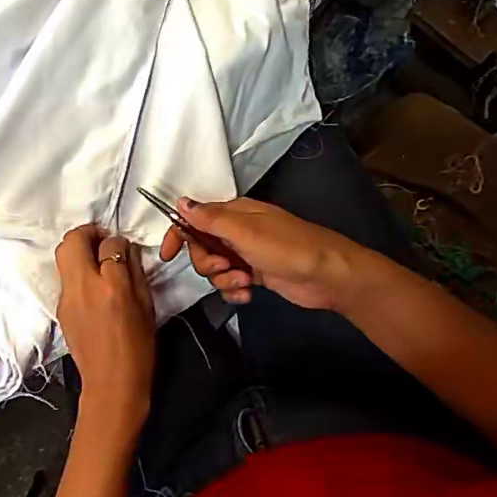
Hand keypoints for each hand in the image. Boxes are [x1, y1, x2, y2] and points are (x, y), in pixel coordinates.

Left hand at [54, 224, 154, 428]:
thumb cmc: (138, 348)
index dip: (118, 241)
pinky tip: (91, 286)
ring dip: (78, 250)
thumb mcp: (147, 307)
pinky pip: (65, 279)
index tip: (123, 248)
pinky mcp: (60, 309)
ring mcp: (68, 298)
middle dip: (87, 233)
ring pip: (62, 256)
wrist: (111, 383)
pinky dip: (77, 273)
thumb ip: (136, 273)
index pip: (110, 244)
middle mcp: (85, 287)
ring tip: (96, 261)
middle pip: (72, 240)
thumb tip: (127, 250)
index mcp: (113, 287)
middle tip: (102, 241)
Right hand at [157, 197, 371, 310]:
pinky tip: (249, 294)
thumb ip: (210, 219)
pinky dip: (235, 291)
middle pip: (201, 248)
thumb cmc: (288, 248)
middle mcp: (237, 231)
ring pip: (215, 269)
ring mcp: (247, 254)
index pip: (194, 219)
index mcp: (234, 213)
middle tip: (224, 267)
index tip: (166, 255)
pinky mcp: (255, 275)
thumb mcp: (245, 231)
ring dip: (224, 280)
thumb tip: (180, 202)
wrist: (329, 276)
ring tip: (244, 282)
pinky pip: (230, 284)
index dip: (177, 235)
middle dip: (207, 263)